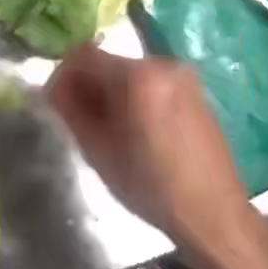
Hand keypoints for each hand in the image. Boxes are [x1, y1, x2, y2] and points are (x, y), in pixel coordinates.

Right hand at [46, 46, 258, 259]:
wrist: (214, 214)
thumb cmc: (151, 186)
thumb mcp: (98, 151)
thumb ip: (70, 110)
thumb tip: (53, 87)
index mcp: (138, 75)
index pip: (84, 54)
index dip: (62, 74)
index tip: (54, 101)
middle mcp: (162, 63)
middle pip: (108, 62)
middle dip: (87, 85)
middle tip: (76, 119)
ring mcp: (183, 76)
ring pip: (128, 73)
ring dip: (109, 92)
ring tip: (105, 129)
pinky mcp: (195, 91)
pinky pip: (150, 83)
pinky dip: (133, 97)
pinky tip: (133, 130)